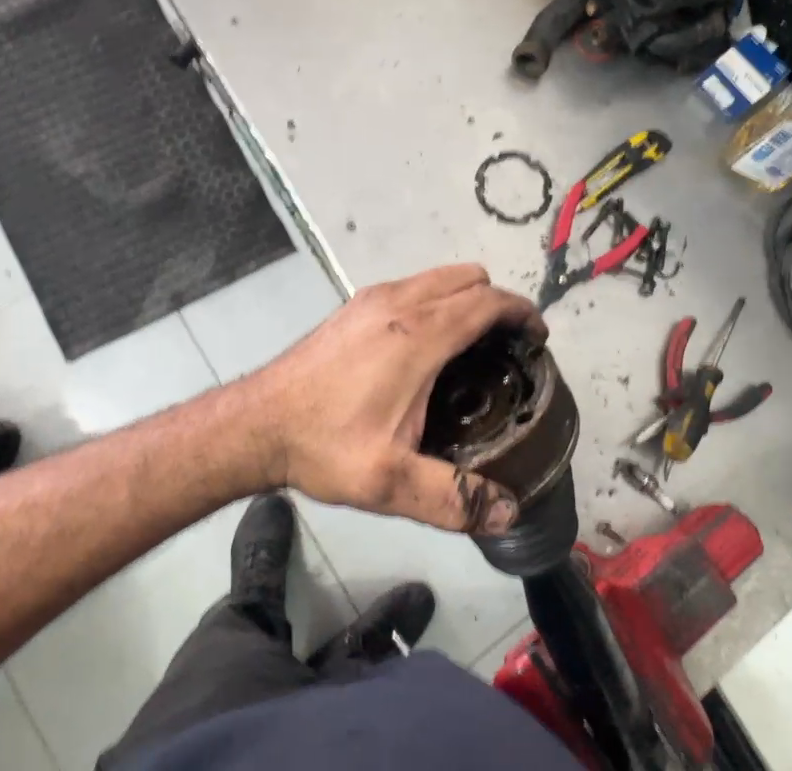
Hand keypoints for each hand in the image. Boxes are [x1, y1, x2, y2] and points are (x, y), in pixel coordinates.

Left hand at [248, 264, 543, 534]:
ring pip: (438, 277)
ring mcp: (371, 299)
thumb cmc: (324, 447)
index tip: (537, 340)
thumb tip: (508, 512)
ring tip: (470, 347)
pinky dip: (434, 301)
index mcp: (418, 335)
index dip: (521, 314)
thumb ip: (452, 498)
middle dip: (497, 304)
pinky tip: (424, 348)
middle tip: (505, 350)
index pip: (487, 301)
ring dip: (464, 299)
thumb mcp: (390, 483)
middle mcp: (398, 303)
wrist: (254, 425)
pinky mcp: (352, 306)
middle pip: (468, 278)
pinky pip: (412, 287)